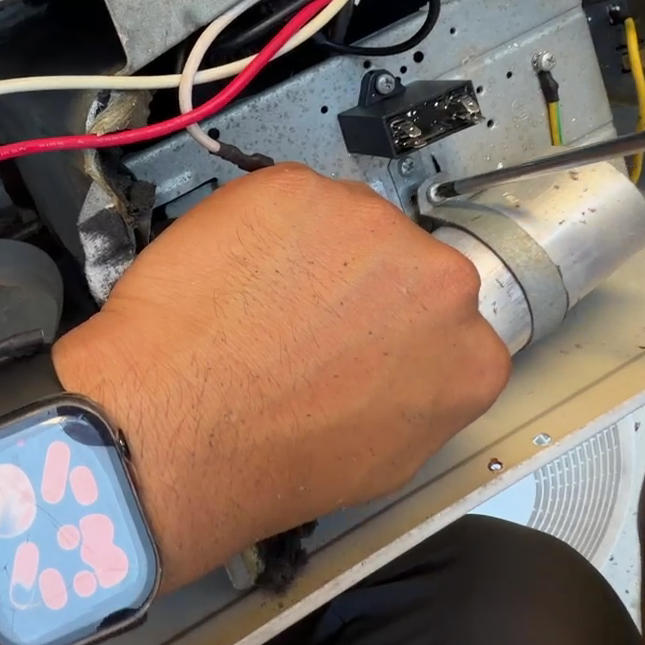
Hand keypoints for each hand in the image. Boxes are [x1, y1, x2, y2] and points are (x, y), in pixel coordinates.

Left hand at [51, 163, 508, 586]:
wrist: (177, 419)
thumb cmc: (261, 453)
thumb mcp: (378, 456)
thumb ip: (414, 390)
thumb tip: (397, 361)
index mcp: (468, 353)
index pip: (441, 307)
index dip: (388, 312)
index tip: (359, 315)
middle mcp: (434, 280)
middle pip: (394, 254)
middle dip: (352, 275)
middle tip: (297, 308)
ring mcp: (367, 223)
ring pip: (338, 217)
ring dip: (304, 244)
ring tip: (253, 295)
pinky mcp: (298, 189)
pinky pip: (282, 196)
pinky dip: (256, 220)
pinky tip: (230, 270)